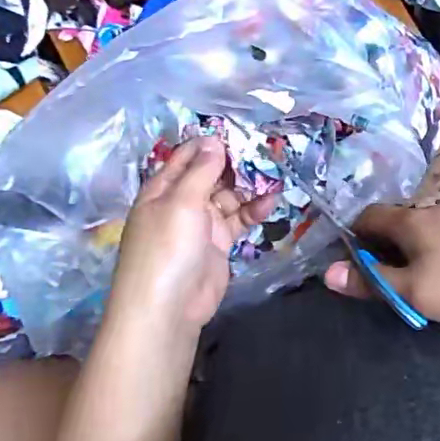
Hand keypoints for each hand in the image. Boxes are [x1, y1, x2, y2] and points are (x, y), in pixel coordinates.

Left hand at [110, 136, 279, 329]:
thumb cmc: (167, 248)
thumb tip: (214, 140)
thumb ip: (201, 171)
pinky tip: (271, 203)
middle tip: (268, 153)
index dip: (211, 144)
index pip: (187, 157)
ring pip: (229, 196)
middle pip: (212, 175)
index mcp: (163, 189)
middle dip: (237, 164)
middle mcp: (181, 203)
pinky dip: (254, 210)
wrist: (169, 307)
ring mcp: (201, 223)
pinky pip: (239, 219)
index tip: (241, 132)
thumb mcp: (182, 202)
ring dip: (250, 187)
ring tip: (276, 177)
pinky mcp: (219, 243)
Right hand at [322, 204, 439, 326]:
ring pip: (415, 230)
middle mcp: (432, 211)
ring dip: (402, 251)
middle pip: (391, 221)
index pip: (367, 216)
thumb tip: (327, 272)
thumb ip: (370, 281)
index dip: (350, 238)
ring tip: (401, 282)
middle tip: (372, 280)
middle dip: (376, 246)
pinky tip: (434, 276)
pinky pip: (436, 238)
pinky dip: (424, 253)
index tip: (345, 265)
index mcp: (411, 219)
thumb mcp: (411, 291)